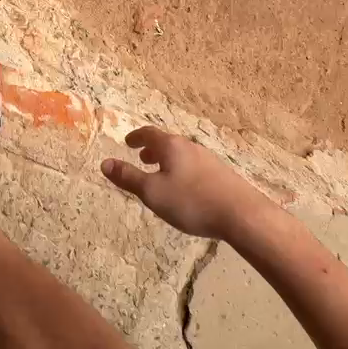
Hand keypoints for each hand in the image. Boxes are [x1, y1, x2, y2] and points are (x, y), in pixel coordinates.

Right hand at [101, 126, 264, 239]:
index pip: (149, 134)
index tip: (128, 142)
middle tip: (142, 157)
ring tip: (162, 174)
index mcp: (171, 146)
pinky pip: (195, 166)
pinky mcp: (222, 175)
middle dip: (153, 149)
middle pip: (167, 143)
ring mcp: (208, 160)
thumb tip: (104, 163)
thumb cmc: (191, 201)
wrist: (242, 214)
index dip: (136, 137)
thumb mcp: (153, 193)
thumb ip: (128, 178)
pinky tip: (186, 189)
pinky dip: (182, 170)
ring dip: (168, 160)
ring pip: (182, 155)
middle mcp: (190, 147)